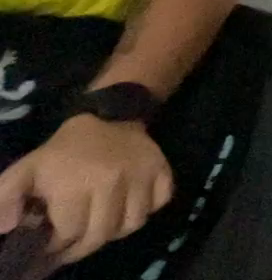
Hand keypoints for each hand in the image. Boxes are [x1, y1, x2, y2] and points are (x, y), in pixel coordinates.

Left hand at [0, 115, 173, 265]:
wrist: (110, 117)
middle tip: (72, 247)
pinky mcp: (163, 169)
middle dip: (84, 247)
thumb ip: (4, 202)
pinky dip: (145, 211)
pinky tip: (128, 210)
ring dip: (116, 232)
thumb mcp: (21, 173)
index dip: (57, 245)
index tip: (49, 243)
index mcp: (77, 185)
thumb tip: (9, 227)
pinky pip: (161, 201)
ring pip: (134, 221)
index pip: (71, 232)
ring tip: (100, 230)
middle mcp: (114, 182)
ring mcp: (143, 174)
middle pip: (104, 231)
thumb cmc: (61, 152)